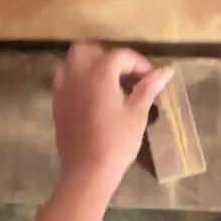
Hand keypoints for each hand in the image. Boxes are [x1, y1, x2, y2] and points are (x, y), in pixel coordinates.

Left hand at [51, 42, 170, 194]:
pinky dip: (76, 78)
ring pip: (70, 61)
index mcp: (100, 76)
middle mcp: (77, 76)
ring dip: (88, 63)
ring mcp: (63, 89)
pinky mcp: (56, 103)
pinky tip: (90, 94)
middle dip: (107, 55)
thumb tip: (164, 72)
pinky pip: (62, 79)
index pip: (119, 55)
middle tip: (124, 72)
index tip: (150, 77)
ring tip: (105, 79)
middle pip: (87, 49)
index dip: (138, 62)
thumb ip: (148, 89)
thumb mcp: (137, 115)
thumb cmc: (116, 143)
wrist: (87, 171)